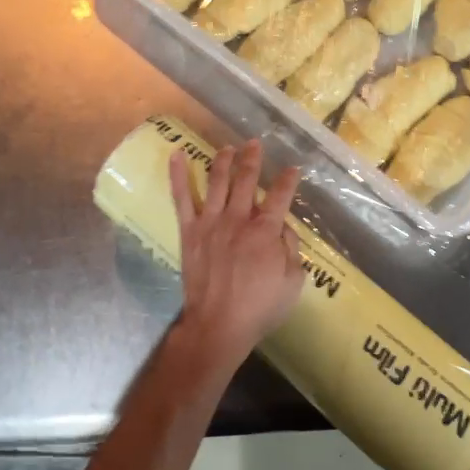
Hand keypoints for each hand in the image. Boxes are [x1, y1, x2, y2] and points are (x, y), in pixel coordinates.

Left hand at [167, 140, 303, 367]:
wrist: (218, 325)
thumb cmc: (259, 308)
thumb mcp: (292, 282)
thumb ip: (291, 249)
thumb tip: (284, 227)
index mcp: (266, 230)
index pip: (281, 195)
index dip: (288, 179)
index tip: (293, 169)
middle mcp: (239, 218)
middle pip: (247, 179)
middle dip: (253, 158)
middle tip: (255, 144)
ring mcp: (211, 222)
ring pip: (218, 180)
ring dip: (224, 160)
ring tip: (229, 147)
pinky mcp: (190, 230)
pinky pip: (182, 198)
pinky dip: (177, 175)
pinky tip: (176, 154)